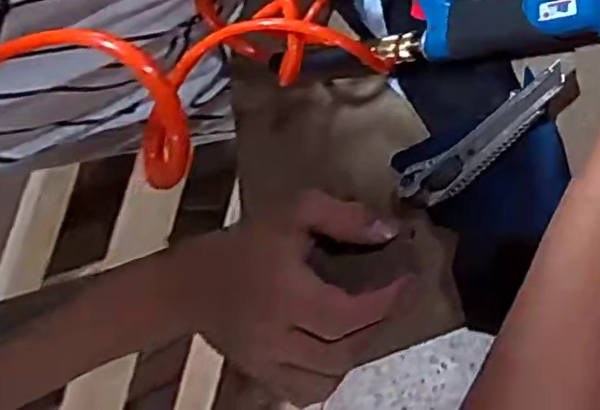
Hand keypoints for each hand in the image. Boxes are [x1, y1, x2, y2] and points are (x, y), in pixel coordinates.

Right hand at [181, 190, 409, 404]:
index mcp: (288, 299)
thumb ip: (347, 217)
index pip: (345, 318)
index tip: (409, 282)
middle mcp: (276, 340)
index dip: (384, 304)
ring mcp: (264, 364)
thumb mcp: (301, 209)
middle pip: (338, 355)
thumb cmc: (250, 238)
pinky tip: (341, 343)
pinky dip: (328, 374)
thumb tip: (389, 231)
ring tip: (372, 319)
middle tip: (399, 296)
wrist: (190, 281)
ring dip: (355, 353)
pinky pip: (299, 391)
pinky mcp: (258, 373)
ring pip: (321, 382)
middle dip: (377, 326)